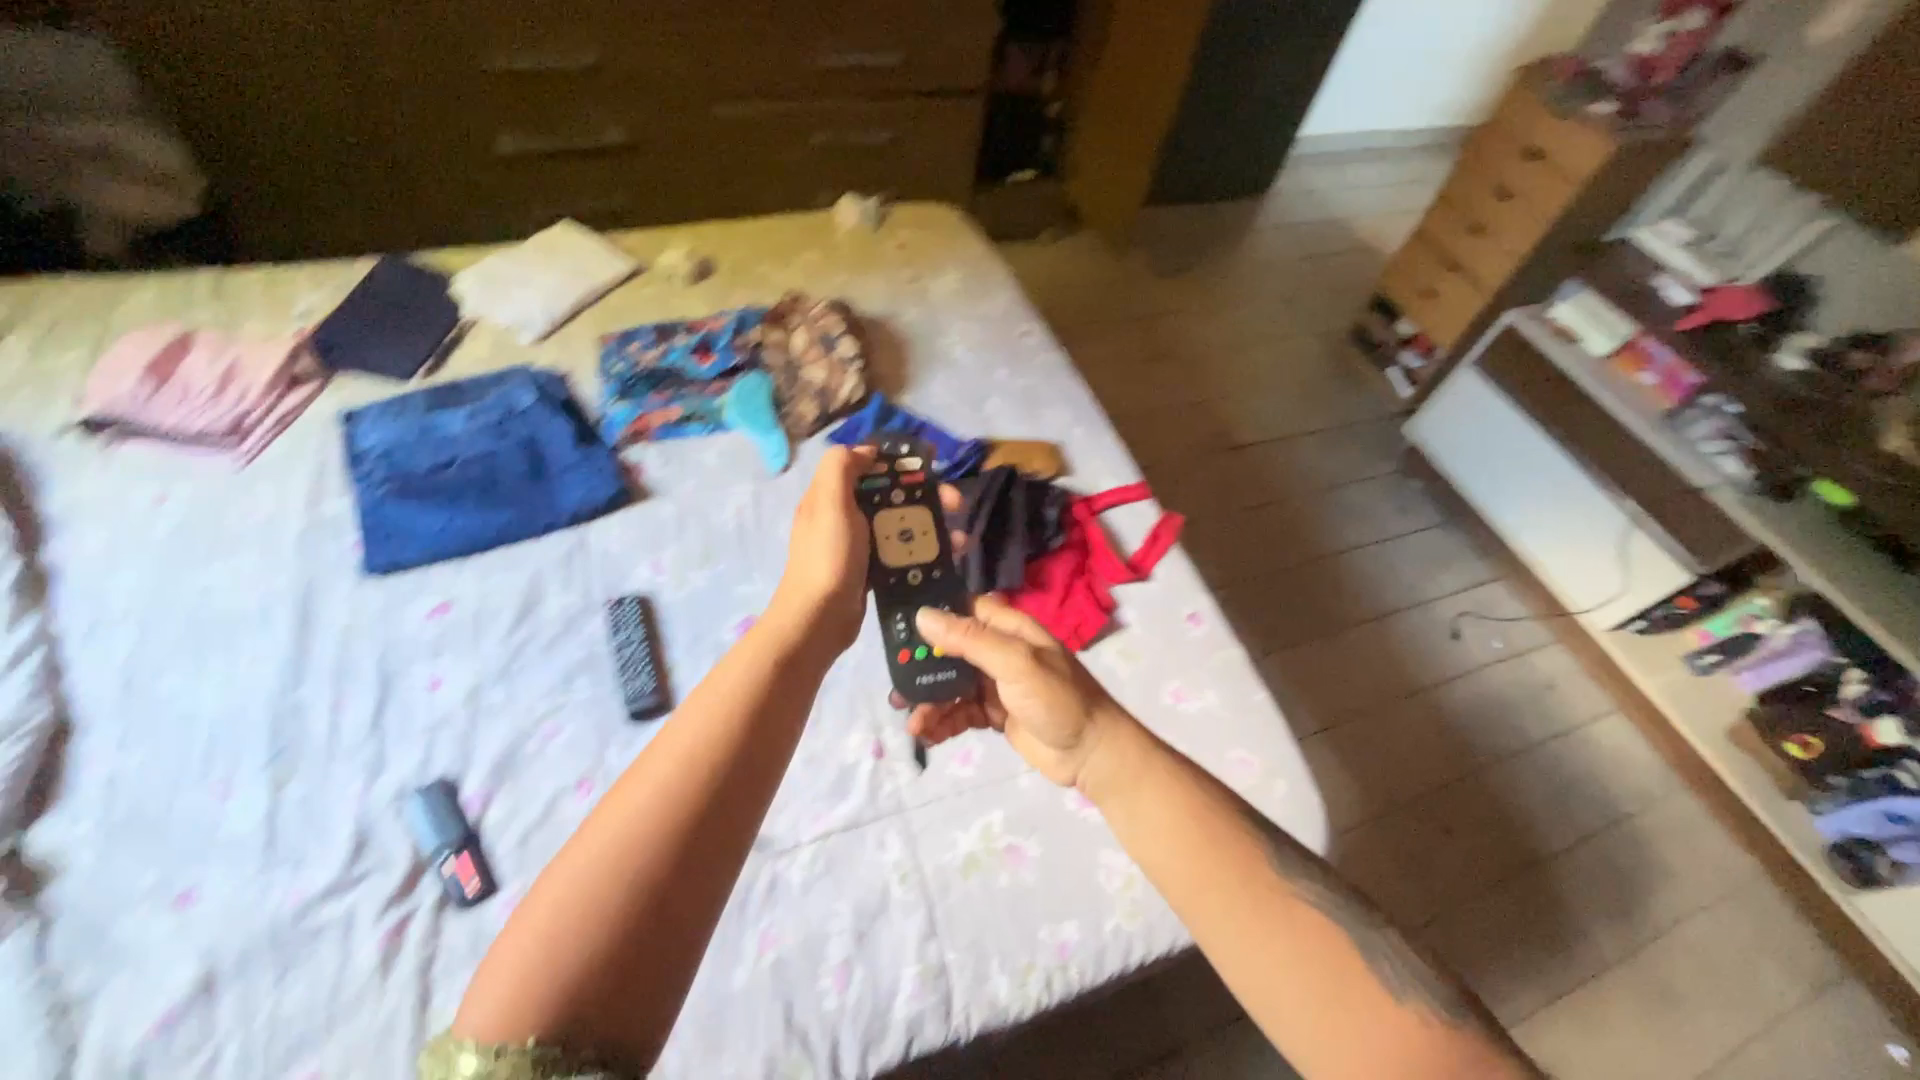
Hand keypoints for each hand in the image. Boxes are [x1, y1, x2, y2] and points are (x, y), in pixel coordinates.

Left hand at [768, 446, 964, 655]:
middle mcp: (843, 517)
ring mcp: (858, 547)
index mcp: (830, 496)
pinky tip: (948, 556)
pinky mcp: (872, 572)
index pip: (867, 466)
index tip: (931, 464)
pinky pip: (902, 553)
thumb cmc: (828, 556)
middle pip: (891, 495)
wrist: (820, 618)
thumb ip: (842, 467)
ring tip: (959, 538)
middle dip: (926, 496)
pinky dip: (924, 551)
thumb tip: (866, 451)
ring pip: (901, 525)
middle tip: (955, 503)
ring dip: (932, 525)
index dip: (898, 460)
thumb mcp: (829, 502)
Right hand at [904, 595, 1134, 789]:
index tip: (899, 627)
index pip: (965, 610)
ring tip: (912, 722)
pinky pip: (960, 713)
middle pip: (951, 651)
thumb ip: (970, 639)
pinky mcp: (995, 714)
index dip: (934, 615)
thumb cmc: (1058, 698)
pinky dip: (943, 723)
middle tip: (898, 686)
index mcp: (1010, 629)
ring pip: (952, 686)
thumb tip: (923, 615)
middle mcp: (1000, 651)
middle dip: (923, 668)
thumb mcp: (1015, 662)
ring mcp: (997, 684)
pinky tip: (927, 735)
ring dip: (930, 701)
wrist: (1090, 752)